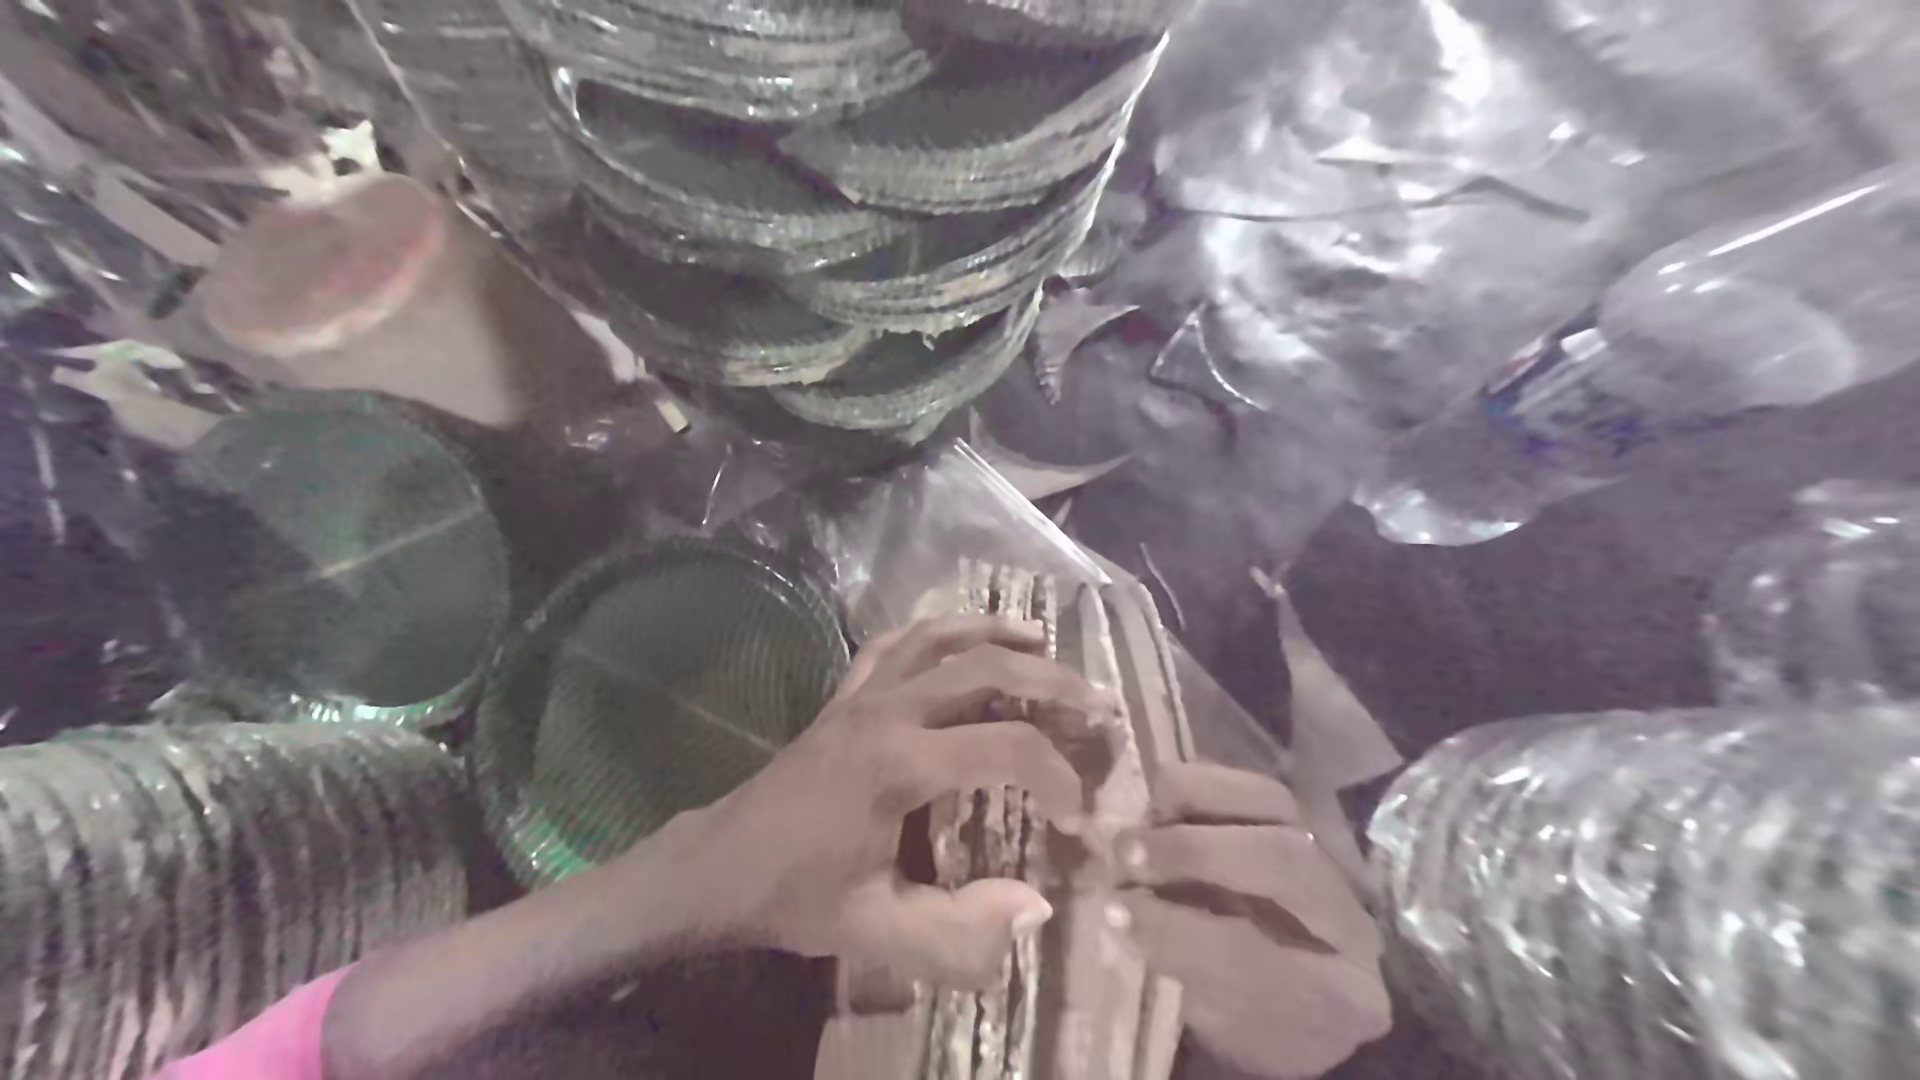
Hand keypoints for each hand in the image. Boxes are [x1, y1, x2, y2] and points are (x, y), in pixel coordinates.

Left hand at [651, 613, 1116, 988]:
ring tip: (1041, 639)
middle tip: (1095, 700)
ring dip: (995, 631)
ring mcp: (864, 691)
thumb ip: (957, 934)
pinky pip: (894, 641)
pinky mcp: (846, 691)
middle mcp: (888, 710)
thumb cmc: (798, 894)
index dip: (1056, 776)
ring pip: (940, 637)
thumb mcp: (874, 932)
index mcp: (898, 764)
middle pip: (984, 670)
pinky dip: (934, 628)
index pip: (1004, 749)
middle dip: (1049, 681)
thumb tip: (1037, 906)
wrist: (722, 862)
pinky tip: (959, 633)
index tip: (1079, 814)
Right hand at [1114, 763, 1390, 1078]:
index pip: (1266, 962)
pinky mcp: (1303, 817)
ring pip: (1268, 798)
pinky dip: (1194, 787)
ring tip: (1141, 818)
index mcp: (1340, 997)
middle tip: (1125, 854)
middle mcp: (1351, 916)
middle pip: (1281, 858)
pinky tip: (1159, 808)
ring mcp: (1332, 855)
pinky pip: (1246, 781)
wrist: (1301, 982)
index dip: (1179, 933)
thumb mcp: (1219, 1019)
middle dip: (1191, 850)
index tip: (1115, 913)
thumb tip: (1119, 909)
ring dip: (1188, 800)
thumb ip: (1179, 964)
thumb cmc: (1255, 1012)